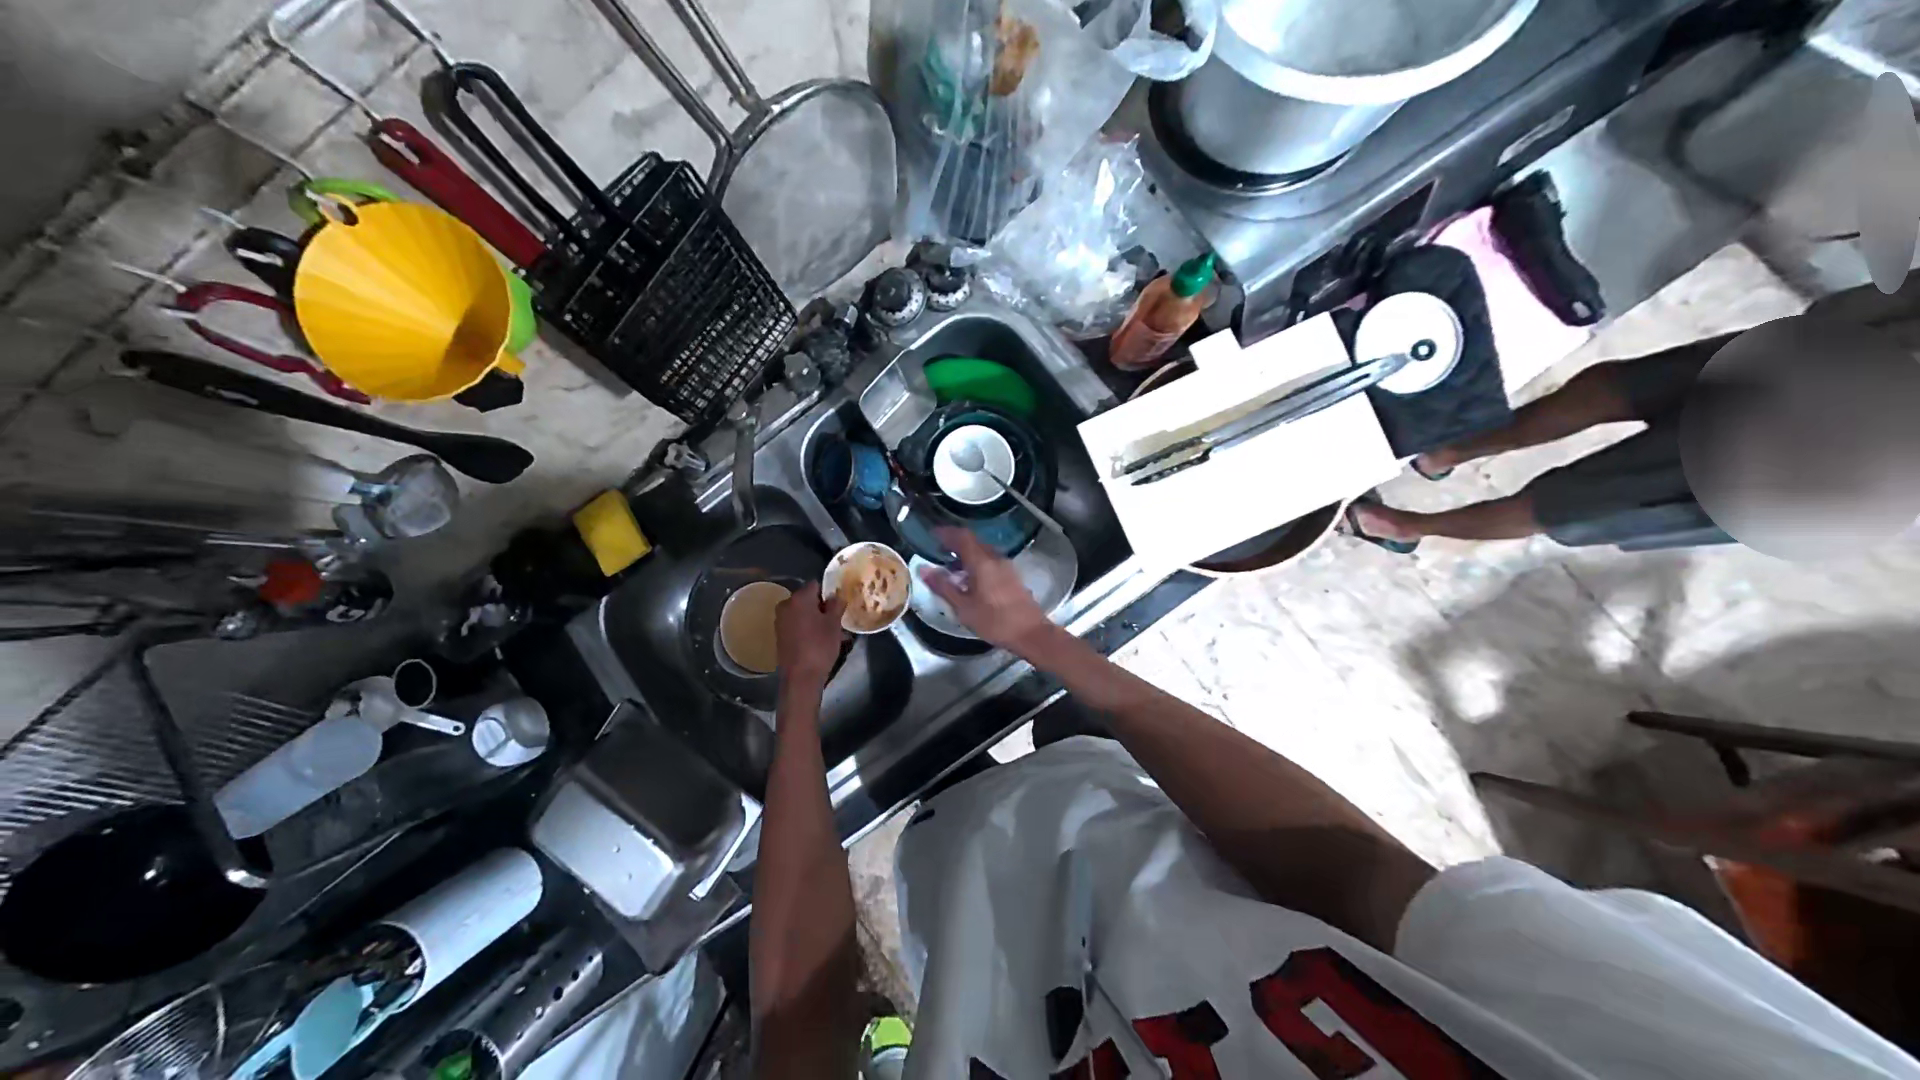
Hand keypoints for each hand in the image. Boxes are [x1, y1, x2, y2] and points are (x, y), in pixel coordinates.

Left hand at [776, 581, 845, 689]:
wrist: (800, 676)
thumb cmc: (820, 646)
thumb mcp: (834, 624)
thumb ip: (836, 605)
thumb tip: (836, 596)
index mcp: (799, 598)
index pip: (815, 584)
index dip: (828, 591)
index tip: (838, 603)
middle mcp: (786, 605)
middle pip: (807, 598)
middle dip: (821, 606)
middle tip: (836, 618)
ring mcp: (780, 620)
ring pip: (802, 612)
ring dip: (815, 617)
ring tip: (831, 631)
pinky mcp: (779, 633)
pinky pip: (796, 623)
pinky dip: (807, 627)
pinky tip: (819, 638)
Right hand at [918, 527, 1054, 654]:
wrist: (1031, 633)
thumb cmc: (995, 621)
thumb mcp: (963, 607)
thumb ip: (943, 586)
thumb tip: (924, 569)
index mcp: (982, 562)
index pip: (962, 537)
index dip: (946, 532)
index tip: (933, 533)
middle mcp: (995, 559)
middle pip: (973, 542)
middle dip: (955, 542)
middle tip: (939, 549)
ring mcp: (1006, 567)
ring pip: (983, 552)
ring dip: (966, 554)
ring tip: (951, 566)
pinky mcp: (1012, 576)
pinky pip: (991, 561)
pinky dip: (977, 563)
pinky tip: (970, 579)